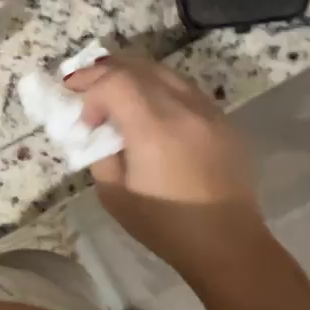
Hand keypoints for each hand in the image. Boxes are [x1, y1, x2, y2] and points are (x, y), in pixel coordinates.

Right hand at [66, 54, 268, 274]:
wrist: (227, 243)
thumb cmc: (164, 224)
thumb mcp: (113, 193)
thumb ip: (100, 152)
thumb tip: (98, 131)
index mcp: (155, 129)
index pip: (115, 81)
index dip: (89, 88)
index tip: (82, 116)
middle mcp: (185, 109)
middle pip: (138, 66)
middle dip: (104, 71)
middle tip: (82, 86)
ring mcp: (209, 111)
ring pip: (163, 71)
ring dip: (131, 75)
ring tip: (111, 93)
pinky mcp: (223, 120)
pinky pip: (183, 88)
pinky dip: (156, 88)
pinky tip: (145, 109)